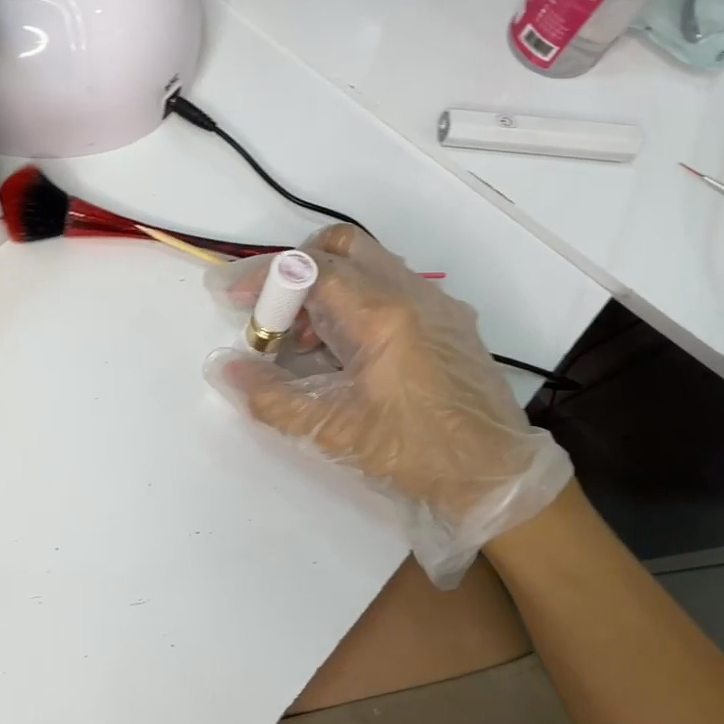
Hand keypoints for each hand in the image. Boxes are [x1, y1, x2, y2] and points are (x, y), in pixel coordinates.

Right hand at [206, 225, 573, 587]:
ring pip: (368, 265)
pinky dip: (355, 304)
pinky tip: (345, 355)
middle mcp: (413, 294)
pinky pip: (391, 289)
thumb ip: (272, 396)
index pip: (313, 268)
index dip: (266, 277)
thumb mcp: (334, 430)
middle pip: (342, 247)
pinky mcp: (448, 321)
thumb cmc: (416, 452)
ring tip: (305, 346)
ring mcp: (436, 304)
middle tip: (274, 314)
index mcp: (384, 314)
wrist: (498, 476)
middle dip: (297, 271)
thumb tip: (225, 368)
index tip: (235, 300)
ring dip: (325, 291)